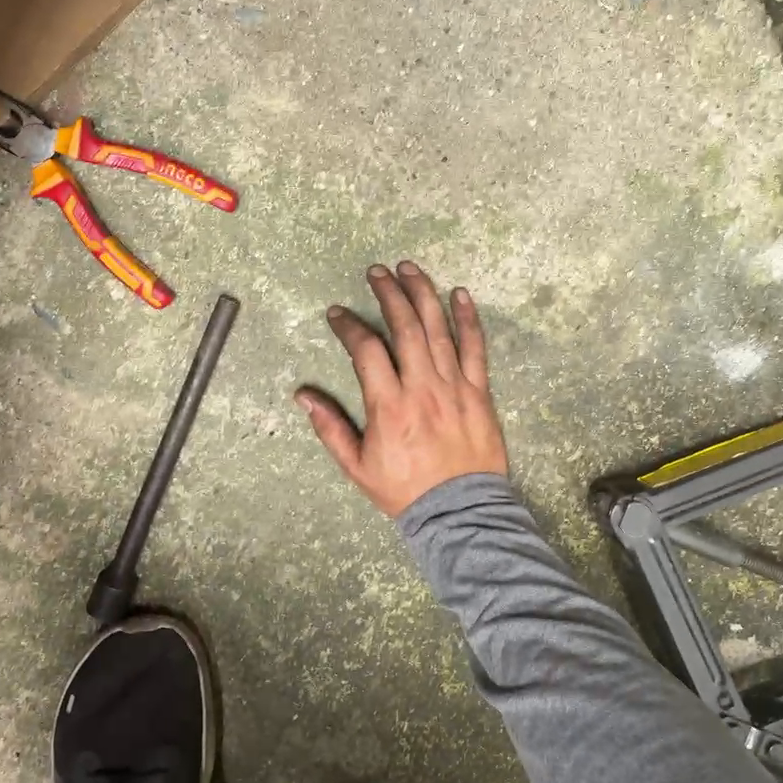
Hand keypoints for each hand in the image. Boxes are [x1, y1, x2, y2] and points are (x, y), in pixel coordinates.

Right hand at [296, 261, 507, 517]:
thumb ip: (330, 427)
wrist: (461, 513)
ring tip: (410, 269)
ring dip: (423, 295)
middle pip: (404, 328)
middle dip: (389, 294)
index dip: (349, 327)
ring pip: (438, 330)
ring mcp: (455, 387)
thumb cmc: (404, 490)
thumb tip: (302, 395)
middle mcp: (422, 387)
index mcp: (389, 405)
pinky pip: (475, 349)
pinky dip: (468, 319)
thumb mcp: (357, 466)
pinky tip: (460, 295)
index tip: (336, 313)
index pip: (366, 351)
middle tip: (377, 271)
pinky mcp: (479, 392)